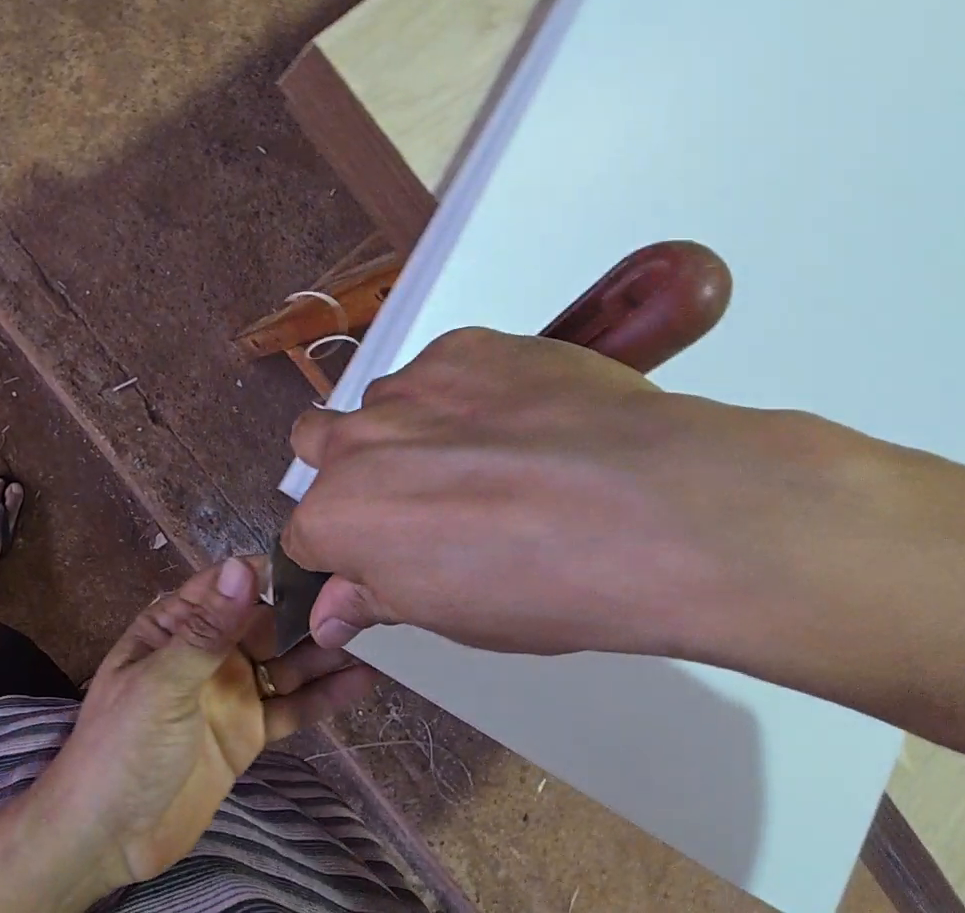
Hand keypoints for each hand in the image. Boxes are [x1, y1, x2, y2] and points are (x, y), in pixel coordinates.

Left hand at [36, 557, 379, 889]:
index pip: (223, 587)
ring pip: (283, 664)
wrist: (109, 835)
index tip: (316, 559)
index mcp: (172, 628)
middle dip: (304, 611)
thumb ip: (206, 630)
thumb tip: (241, 567)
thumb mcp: (162, 682)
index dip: (264, 572)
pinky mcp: (248, 734)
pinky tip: (361, 682)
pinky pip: (291, 709)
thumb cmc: (122, 746)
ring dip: (321, 651)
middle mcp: (205, 654)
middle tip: (360, 599)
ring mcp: (229, 694)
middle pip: (261, 622)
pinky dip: (323, 697)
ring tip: (372, 634)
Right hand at [284, 327, 855, 659]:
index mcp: (337, 516)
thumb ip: (372, 600)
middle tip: (419, 499)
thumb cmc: (545, 588)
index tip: (384, 561)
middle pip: (315, 443)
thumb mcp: (450, 617)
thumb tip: (328, 614)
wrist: (660, 511)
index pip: (305, 534)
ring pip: (381, 405)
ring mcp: (408, 387)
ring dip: (408, 429)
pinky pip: (441, 370)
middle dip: (348, 469)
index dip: (342, 551)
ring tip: (488, 456)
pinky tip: (523, 422)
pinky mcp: (463, 347)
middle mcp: (352, 443)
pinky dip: (463, 394)